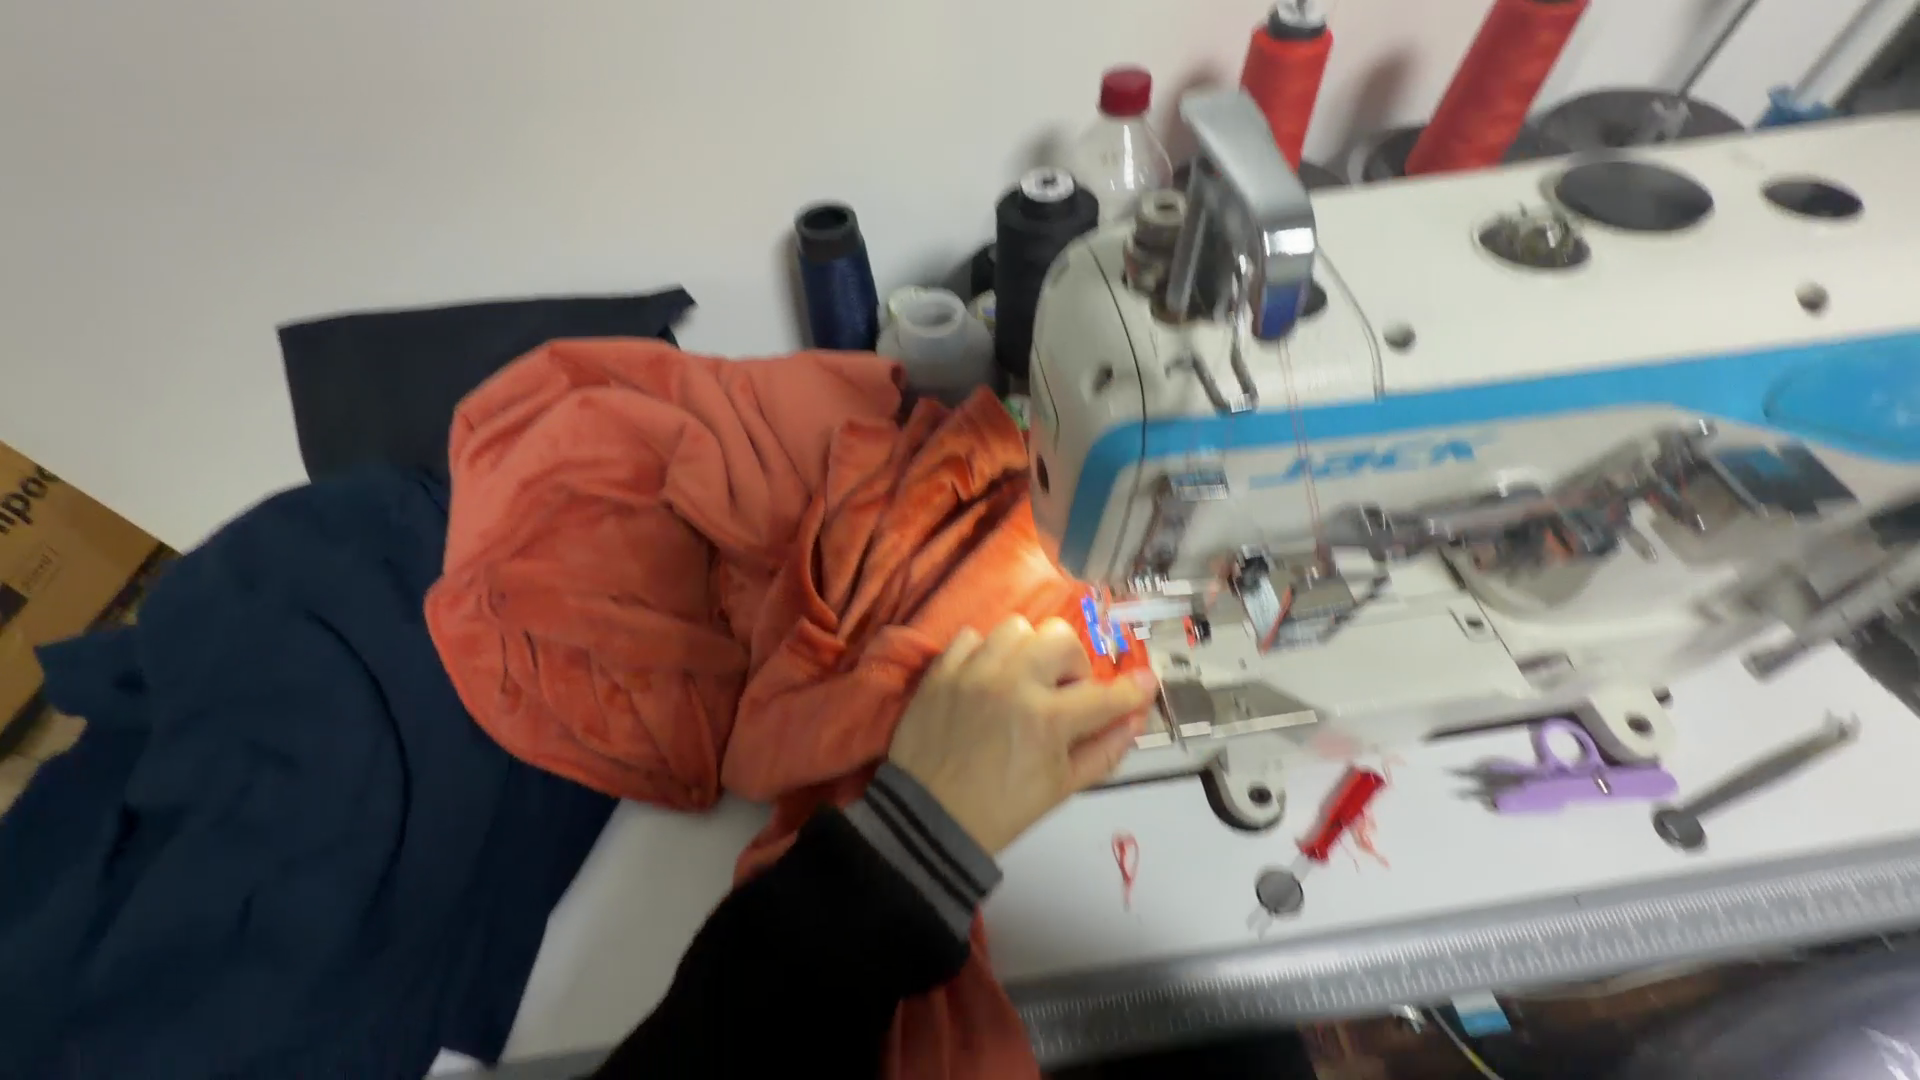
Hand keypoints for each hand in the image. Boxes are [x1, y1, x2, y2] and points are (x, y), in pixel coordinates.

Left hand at [887, 616, 1157, 854]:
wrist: (930, 819)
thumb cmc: (1002, 809)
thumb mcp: (1062, 788)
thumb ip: (1104, 750)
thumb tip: (1135, 719)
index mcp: (1048, 719)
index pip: (1105, 693)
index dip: (1133, 689)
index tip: (1144, 683)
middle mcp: (1012, 683)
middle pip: (1060, 638)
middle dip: (1072, 662)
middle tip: (1062, 690)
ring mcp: (974, 671)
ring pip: (1016, 628)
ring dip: (1029, 651)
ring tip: (1021, 678)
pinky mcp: (941, 670)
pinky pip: (971, 636)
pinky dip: (985, 653)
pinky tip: (986, 679)